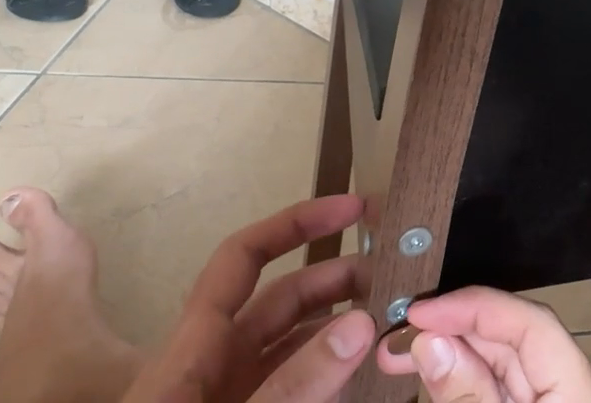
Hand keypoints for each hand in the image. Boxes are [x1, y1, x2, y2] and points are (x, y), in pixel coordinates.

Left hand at [121, 195, 377, 402]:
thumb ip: (293, 386)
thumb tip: (364, 322)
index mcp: (192, 349)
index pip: (244, 258)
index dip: (297, 222)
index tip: (355, 207)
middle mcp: (215, 366)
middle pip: (284, 298)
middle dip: (340, 276)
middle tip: (398, 274)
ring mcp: (235, 399)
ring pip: (297, 344)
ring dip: (344, 325)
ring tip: (393, 320)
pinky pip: (300, 386)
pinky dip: (334, 372)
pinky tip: (367, 372)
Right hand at [375, 287, 590, 402]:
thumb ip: (469, 396)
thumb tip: (431, 339)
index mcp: (578, 393)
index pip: (532, 323)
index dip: (477, 306)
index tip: (420, 309)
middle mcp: (569, 393)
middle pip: (514, 343)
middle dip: (455, 331)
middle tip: (395, 333)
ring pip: (501, 371)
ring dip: (450, 359)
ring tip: (399, 354)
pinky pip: (497, 394)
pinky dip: (463, 385)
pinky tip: (430, 376)